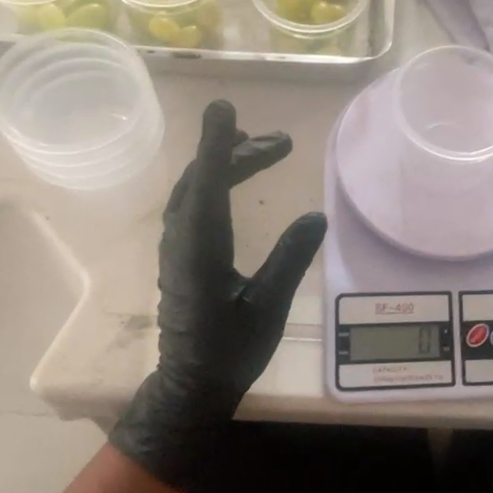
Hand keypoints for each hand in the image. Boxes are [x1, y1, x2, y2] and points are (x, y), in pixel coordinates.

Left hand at [110, 100, 327, 487]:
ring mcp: (177, 247)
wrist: (192, 384)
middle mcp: (181, 240)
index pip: (207, 184)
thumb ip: (289, 259)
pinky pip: (194, 204)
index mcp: (200, 249)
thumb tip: (315, 216)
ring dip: (223, 164)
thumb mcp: (268, 307)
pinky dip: (214, 182)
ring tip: (259, 147)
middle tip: (281, 141)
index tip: (225, 108)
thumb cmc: (231, 350)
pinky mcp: (182, 255)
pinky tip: (235, 183)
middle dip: (235, 152)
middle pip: (201, 179)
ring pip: (195, 190)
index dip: (217, 144)